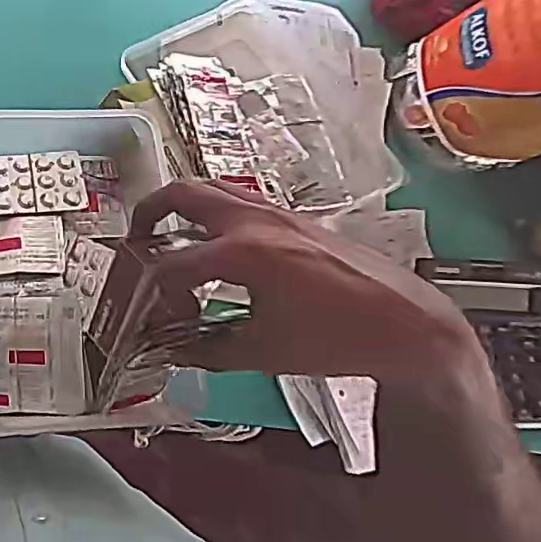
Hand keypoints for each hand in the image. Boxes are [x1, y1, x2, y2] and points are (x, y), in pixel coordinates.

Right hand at [128, 181, 488, 387]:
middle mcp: (254, 221)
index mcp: (242, 253)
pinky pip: (238, 202)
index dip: (148, 291)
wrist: (405, 323)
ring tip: (169, 238)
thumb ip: (208, 350)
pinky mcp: (293, 218)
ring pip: (212, 190)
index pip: (172, 264)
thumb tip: (173, 350)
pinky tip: (218, 251)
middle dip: (149, 213)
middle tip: (136, 240)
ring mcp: (275, 213)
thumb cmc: (337, 339)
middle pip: (182, 193)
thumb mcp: (263, 351)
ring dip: (182, 208)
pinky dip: (212, 216)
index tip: (142, 311)